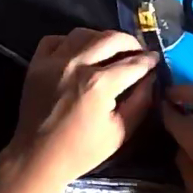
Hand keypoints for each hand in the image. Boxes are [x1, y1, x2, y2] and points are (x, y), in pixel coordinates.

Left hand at [12, 28, 158, 182]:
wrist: (37, 158)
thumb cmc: (82, 151)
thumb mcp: (120, 132)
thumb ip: (140, 102)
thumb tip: (151, 78)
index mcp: (98, 84)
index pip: (132, 63)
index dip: (149, 61)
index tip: (156, 59)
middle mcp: (76, 65)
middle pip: (110, 39)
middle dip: (131, 43)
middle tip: (138, 51)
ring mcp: (53, 61)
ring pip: (84, 33)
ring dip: (102, 38)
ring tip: (112, 50)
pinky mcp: (36, 64)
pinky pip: (56, 39)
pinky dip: (71, 41)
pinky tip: (80, 52)